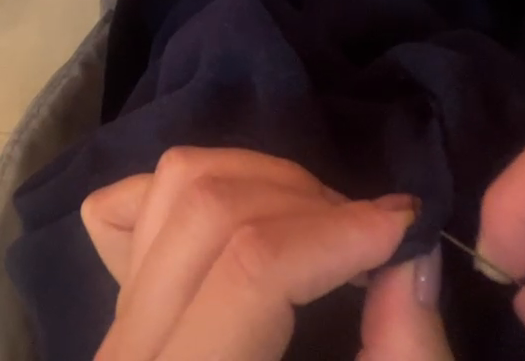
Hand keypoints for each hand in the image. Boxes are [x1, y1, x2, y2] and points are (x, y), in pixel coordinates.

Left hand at [80, 147, 451, 360]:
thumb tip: (411, 254)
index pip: (250, 268)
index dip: (337, 233)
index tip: (409, 224)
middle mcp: (128, 352)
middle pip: (205, 210)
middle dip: (306, 201)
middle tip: (375, 232)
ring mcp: (113, 326)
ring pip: (169, 188)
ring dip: (261, 180)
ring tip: (327, 220)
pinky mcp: (117, 312)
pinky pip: (126, 210)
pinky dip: (188, 190)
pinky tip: (247, 219)